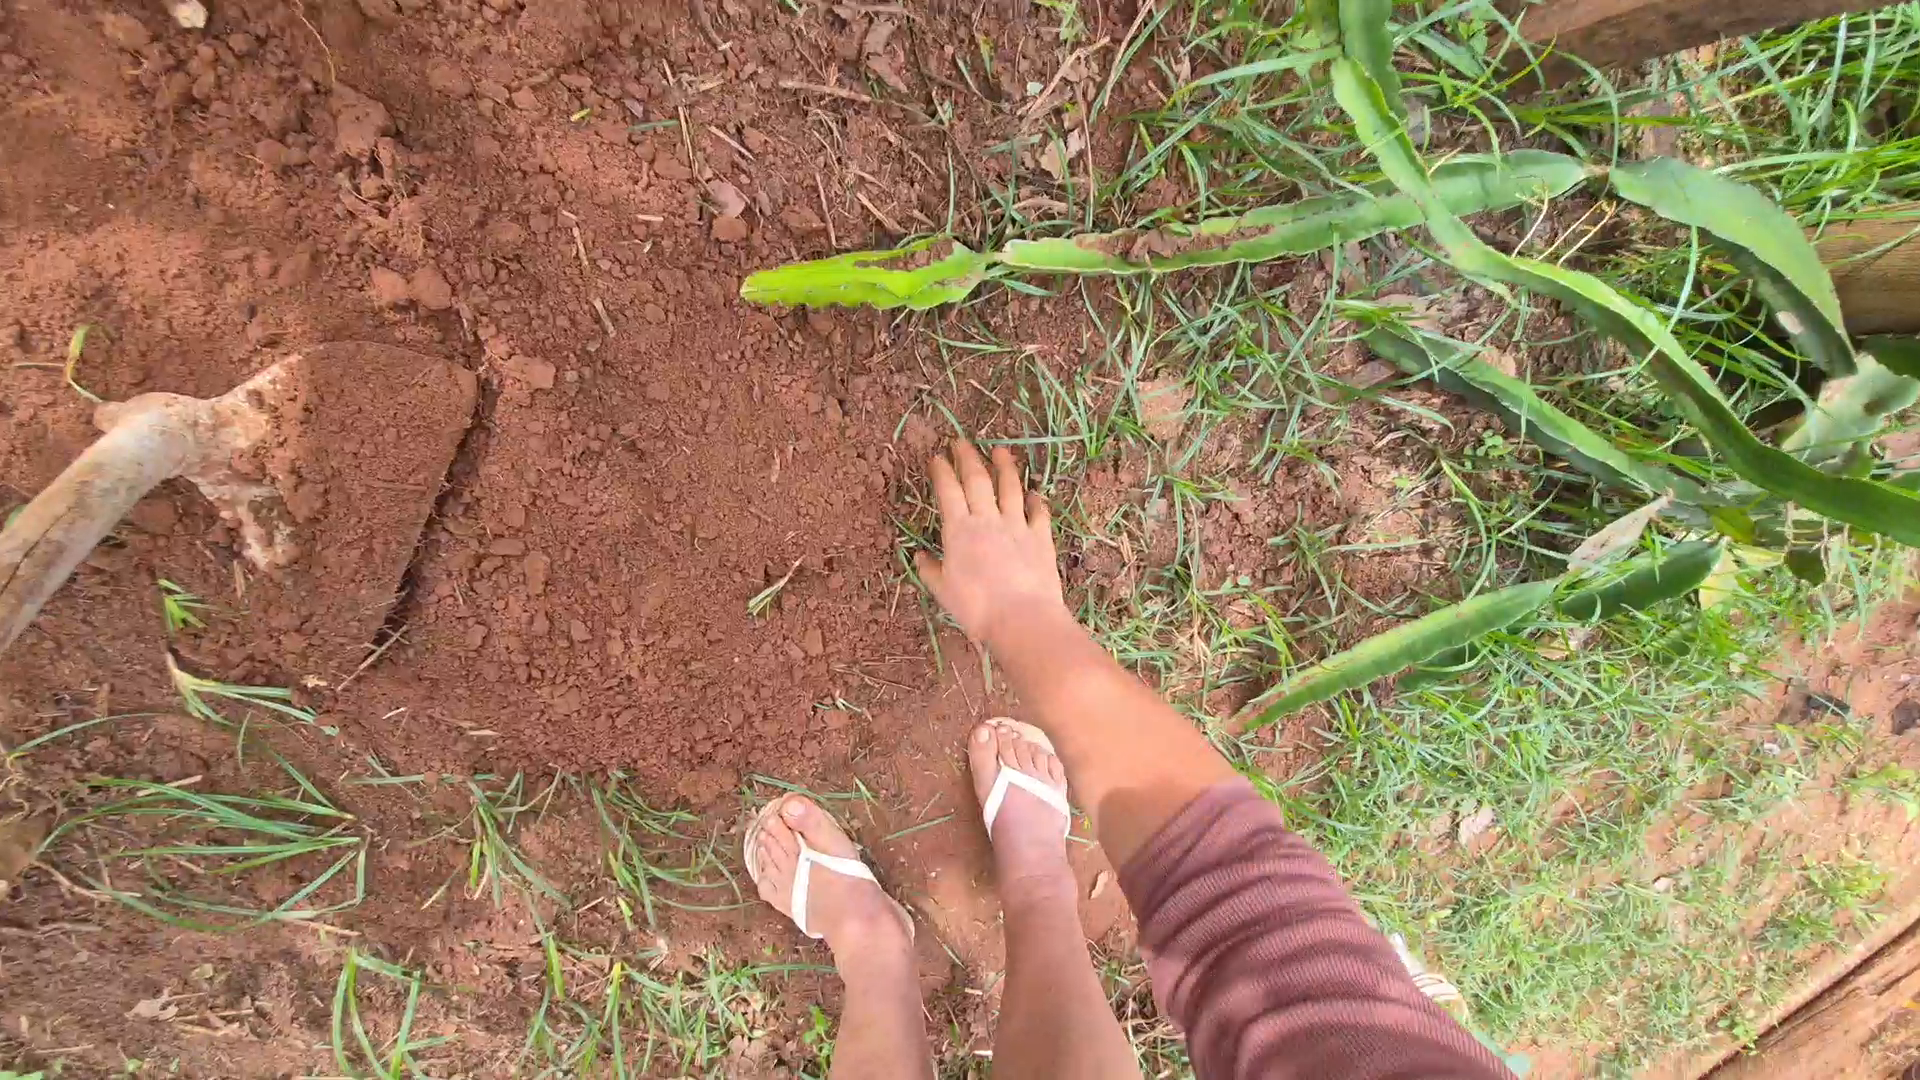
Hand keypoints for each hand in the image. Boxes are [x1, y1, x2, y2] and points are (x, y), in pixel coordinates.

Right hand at [916, 440, 1066, 643]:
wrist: (1022, 619)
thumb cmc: (976, 608)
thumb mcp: (943, 591)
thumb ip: (931, 570)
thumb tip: (919, 556)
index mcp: (959, 531)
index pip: (948, 491)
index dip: (941, 471)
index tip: (937, 457)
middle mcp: (988, 520)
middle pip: (977, 480)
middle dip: (967, 457)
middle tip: (961, 441)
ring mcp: (1017, 526)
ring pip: (1010, 488)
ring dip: (1005, 467)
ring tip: (1001, 450)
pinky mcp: (1041, 538)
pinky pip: (1039, 513)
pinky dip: (1036, 500)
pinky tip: (1035, 493)